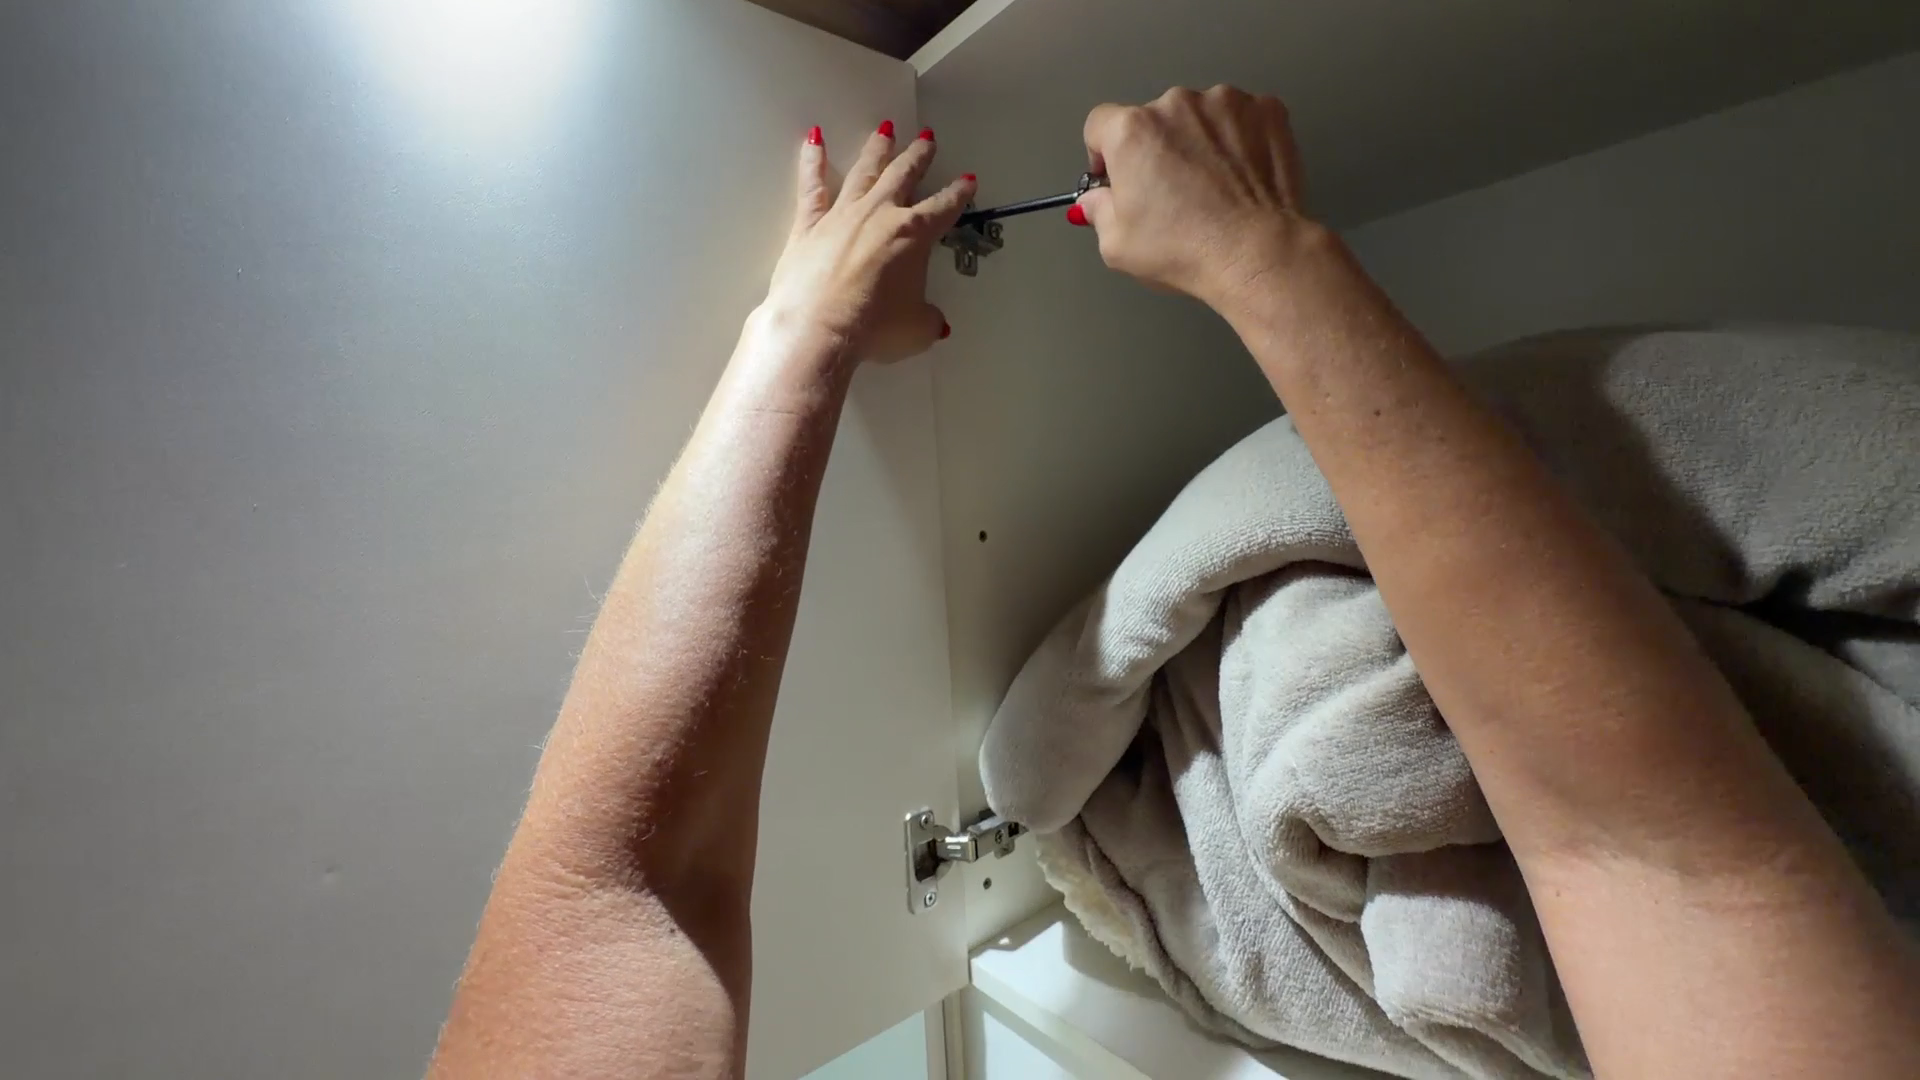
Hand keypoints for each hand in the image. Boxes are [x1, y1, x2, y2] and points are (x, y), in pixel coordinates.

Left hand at [762, 125, 975, 364]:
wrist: (818, 329)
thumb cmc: (874, 329)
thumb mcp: (916, 331)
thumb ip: (929, 320)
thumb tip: (934, 322)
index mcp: (913, 236)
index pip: (943, 209)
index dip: (958, 194)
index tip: (967, 180)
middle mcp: (880, 214)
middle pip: (904, 176)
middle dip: (918, 157)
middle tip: (927, 140)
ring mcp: (842, 215)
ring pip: (864, 172)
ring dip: (877, 150)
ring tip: (885, 130)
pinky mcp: (808, 225)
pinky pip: (812, 185)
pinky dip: (813, 160)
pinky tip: (814, 139)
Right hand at [1076, 86, 1316, 308]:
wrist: (1253, 252)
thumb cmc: (1181, 249)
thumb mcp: (1116, 245)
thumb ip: (1097, 211)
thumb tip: (1095, 199)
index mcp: (1131, 132)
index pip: (1099, 125)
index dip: (1102, 154)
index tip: (1114, 179)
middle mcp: (1176, 103)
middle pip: (1152, 120)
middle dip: (1154, 150)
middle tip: (1166, 195)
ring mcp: (1226, 101)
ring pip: (1198, 118)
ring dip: (1196, 143)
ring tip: (1208, 189)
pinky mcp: (1266, 110)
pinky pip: (1239, 120)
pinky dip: (1235, 142)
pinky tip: (1237, 179)